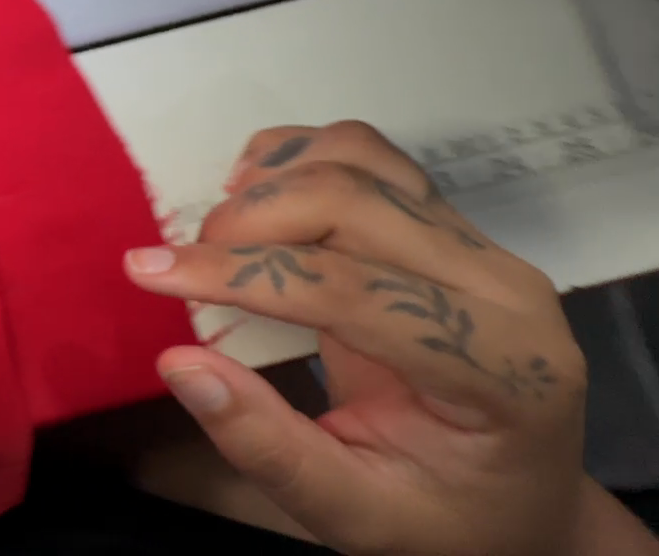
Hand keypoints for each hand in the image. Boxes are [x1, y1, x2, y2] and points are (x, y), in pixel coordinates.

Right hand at [124, 121, 601, 555]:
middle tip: (185, 266)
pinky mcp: (437, 217)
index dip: (237, 274)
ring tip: (222, 230)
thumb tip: (176, 362)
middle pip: (350, 199)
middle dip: (243, 223)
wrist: (513, 494)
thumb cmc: (432, 509)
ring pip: (355, 154)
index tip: (145, 272)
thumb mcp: (349, 510)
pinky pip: (357, 147)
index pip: (352, 291)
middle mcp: (500, 285)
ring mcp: (472, 241)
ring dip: (266, 180)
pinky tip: (254, 195)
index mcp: (502, 369)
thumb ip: (264, 444)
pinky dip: (289, 154)